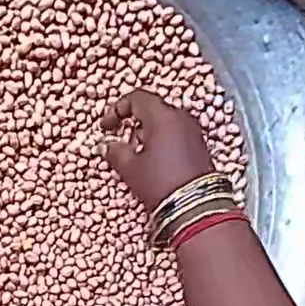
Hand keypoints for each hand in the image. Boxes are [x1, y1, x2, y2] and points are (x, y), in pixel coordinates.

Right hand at [99, 90, 214, 210]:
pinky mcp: (199, 147)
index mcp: (162, 116)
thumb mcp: (130, 168)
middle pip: (152, 110)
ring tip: (134, 155)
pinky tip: (152, 162)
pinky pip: (175, 136)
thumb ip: (115, 151)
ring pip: (164, 123)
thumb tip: (105, 145)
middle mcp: (181, 117)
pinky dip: (160, 142)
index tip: (105, 127)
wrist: (195, 207)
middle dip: (132, 123)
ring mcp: (193, 131)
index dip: (116, 110)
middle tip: (119, 140)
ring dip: (146, 134)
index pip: (137, 98)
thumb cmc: (160, 183)